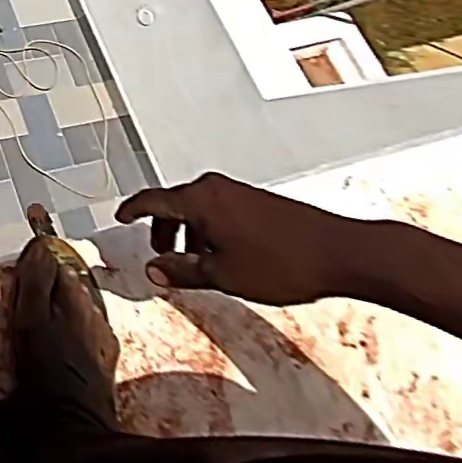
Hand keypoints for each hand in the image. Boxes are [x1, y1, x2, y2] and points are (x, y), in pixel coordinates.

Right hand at [115, 173, 379, 304]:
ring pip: (196, 206)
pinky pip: (216, 208)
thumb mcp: (224, 275)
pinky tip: (222, 254)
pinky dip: (208, 227)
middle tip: (161, 255)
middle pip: (173, 203)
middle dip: (162, 229)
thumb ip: (182, 271)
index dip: (132, 210)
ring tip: (196, 262)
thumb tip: (154, 270)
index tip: (120, 216)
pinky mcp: (254, 199)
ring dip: (187, 231)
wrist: (341, 252)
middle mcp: (213, 187)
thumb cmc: (283, 261)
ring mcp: (235, 191)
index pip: (152, 200)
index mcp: (198, 199)